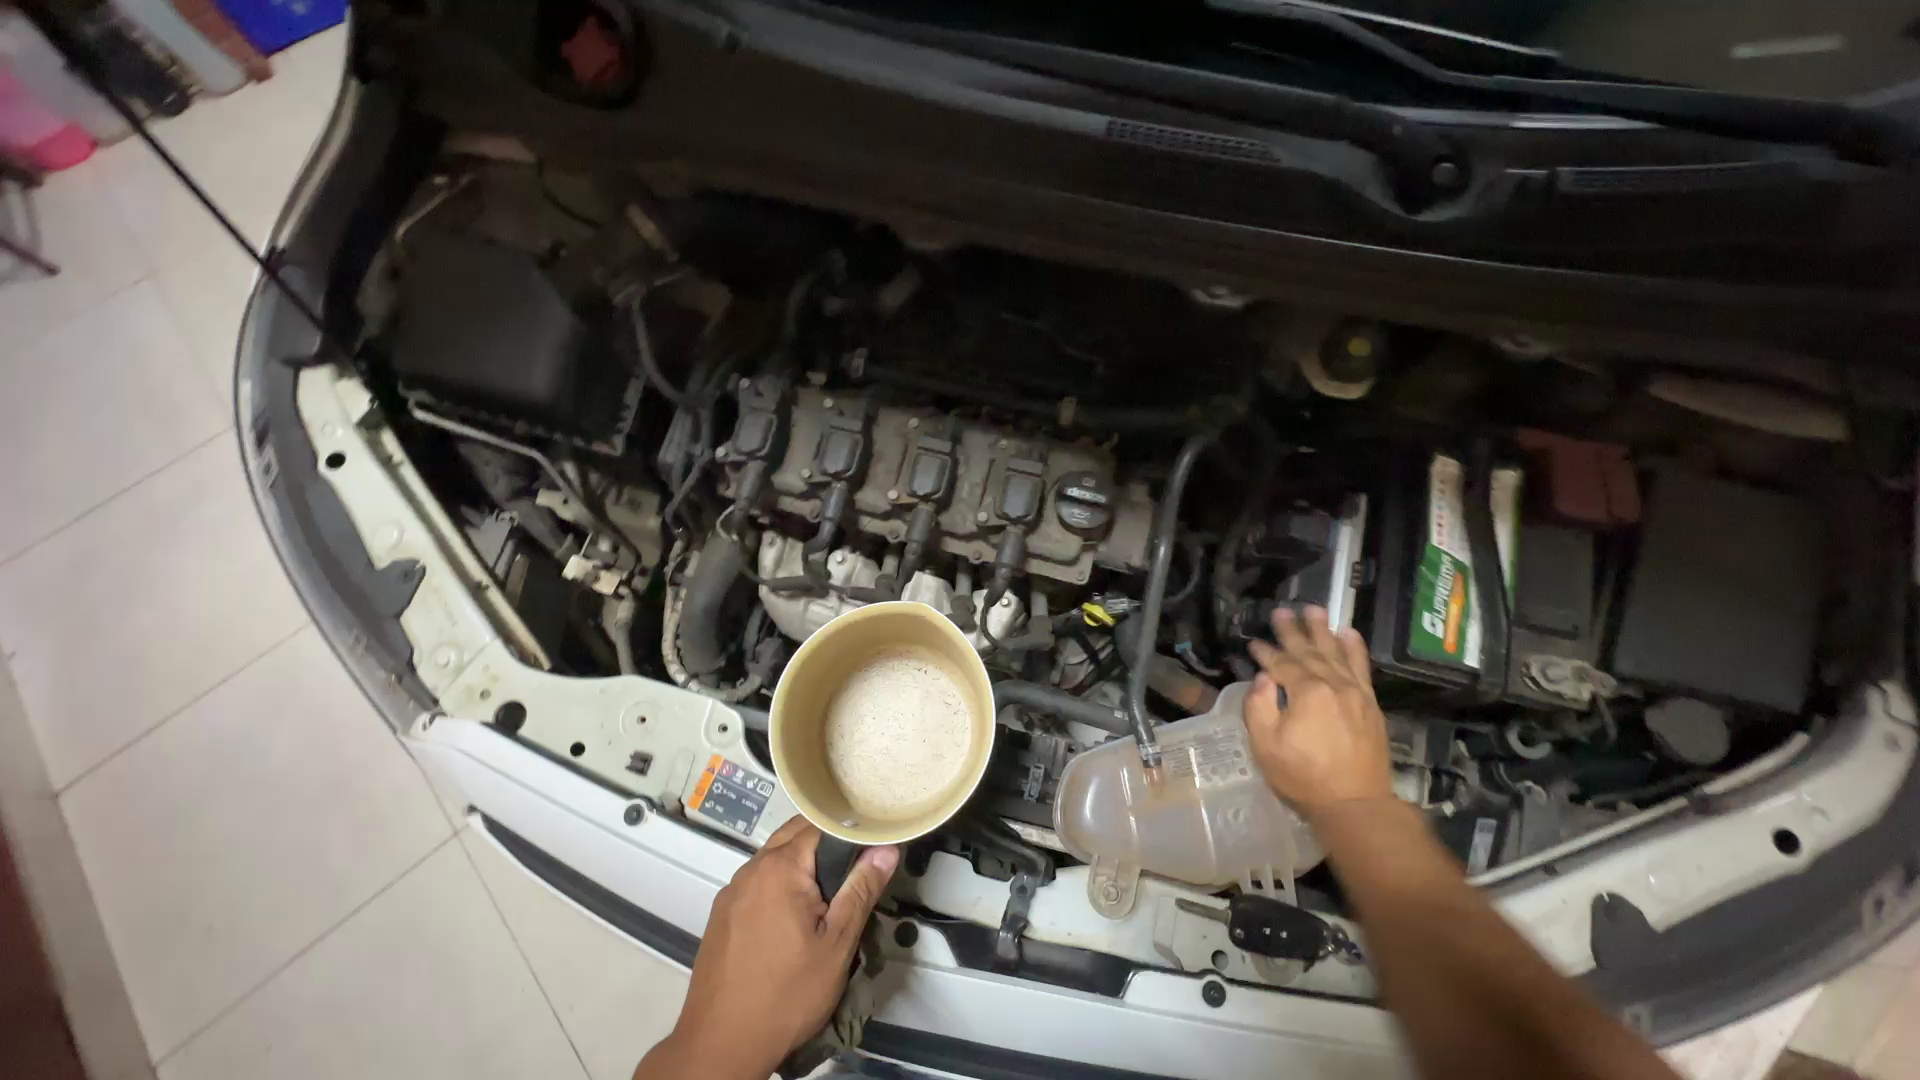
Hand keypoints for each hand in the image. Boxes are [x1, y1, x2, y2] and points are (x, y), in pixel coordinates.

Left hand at [639, 818, 898, 1079]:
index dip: (851, 831)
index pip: (821, 825)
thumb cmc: (786, 994)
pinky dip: (780, 887)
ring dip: (802, 867)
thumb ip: (861, 890)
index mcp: (779, 867)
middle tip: (858, 870)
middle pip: (794, 837)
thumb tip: (886, 848)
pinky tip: (796, 918)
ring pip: (775, 861)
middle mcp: (750, 870)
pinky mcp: (722, 917)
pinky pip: (758, 884)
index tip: (874, 845)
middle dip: (827, 846)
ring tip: (832, 895)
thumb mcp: (837, 944)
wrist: (721, 1046)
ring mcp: (731, 893)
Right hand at [1245, 606, 1394, 820]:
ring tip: (1315, 610)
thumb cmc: (1303, 777)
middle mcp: (1334, 685)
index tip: (1254, 643)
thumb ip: (1259, 706)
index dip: (1266, 652)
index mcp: (1306, 692)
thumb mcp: (1266, 745)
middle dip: (1293, 631)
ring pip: (1337, 653)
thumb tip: (1264, 678)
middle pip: (1310, 652)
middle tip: (1282, 611)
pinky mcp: (1371, 705)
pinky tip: (1349, 634)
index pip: (1282, 664)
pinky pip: (1362, 668)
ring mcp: (1356, 693)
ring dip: (1323, 631)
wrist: (1355, 804)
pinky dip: (1355, 649)